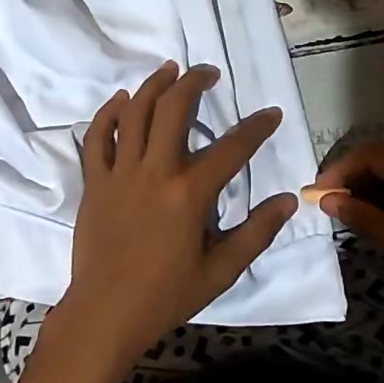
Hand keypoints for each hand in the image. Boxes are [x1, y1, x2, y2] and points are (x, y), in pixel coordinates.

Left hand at [56, 61, 296, 365]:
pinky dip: (107, 113)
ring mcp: (119, 173)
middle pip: (173, 109)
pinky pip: (96, 137)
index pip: (232, 148)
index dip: (257, 127)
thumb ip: (257, 233)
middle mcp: (154, 171)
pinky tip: (120, 100)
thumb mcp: (221, 270)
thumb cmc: (166, 295)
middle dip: (194, 82)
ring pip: (134, 113)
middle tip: (208, 72)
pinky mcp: (94, 182)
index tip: (271, 113)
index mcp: (189, 193)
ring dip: (153, 85)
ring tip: (169, 69)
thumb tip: (289, 201)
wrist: (105, 314)